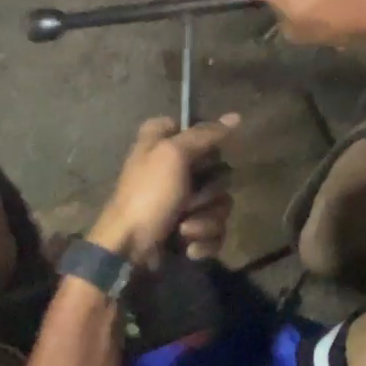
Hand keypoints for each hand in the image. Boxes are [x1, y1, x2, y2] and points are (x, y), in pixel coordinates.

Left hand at [88, 115, 236, 266]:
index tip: (203, 158)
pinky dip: (202, 239)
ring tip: (183, 229)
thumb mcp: (174, 155)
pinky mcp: (189, 229)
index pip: (199, 130)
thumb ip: (204, 134)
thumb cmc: (148, 195)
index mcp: (162, 141)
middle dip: (208, 192)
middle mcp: (173, 167)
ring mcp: (183, 200)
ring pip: (221, 204)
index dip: (206, 146)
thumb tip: (236, 116)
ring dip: (204, 220)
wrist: (129, 248)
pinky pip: (215, 229)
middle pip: (218, 171)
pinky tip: (186, 247)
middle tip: (189, 199)